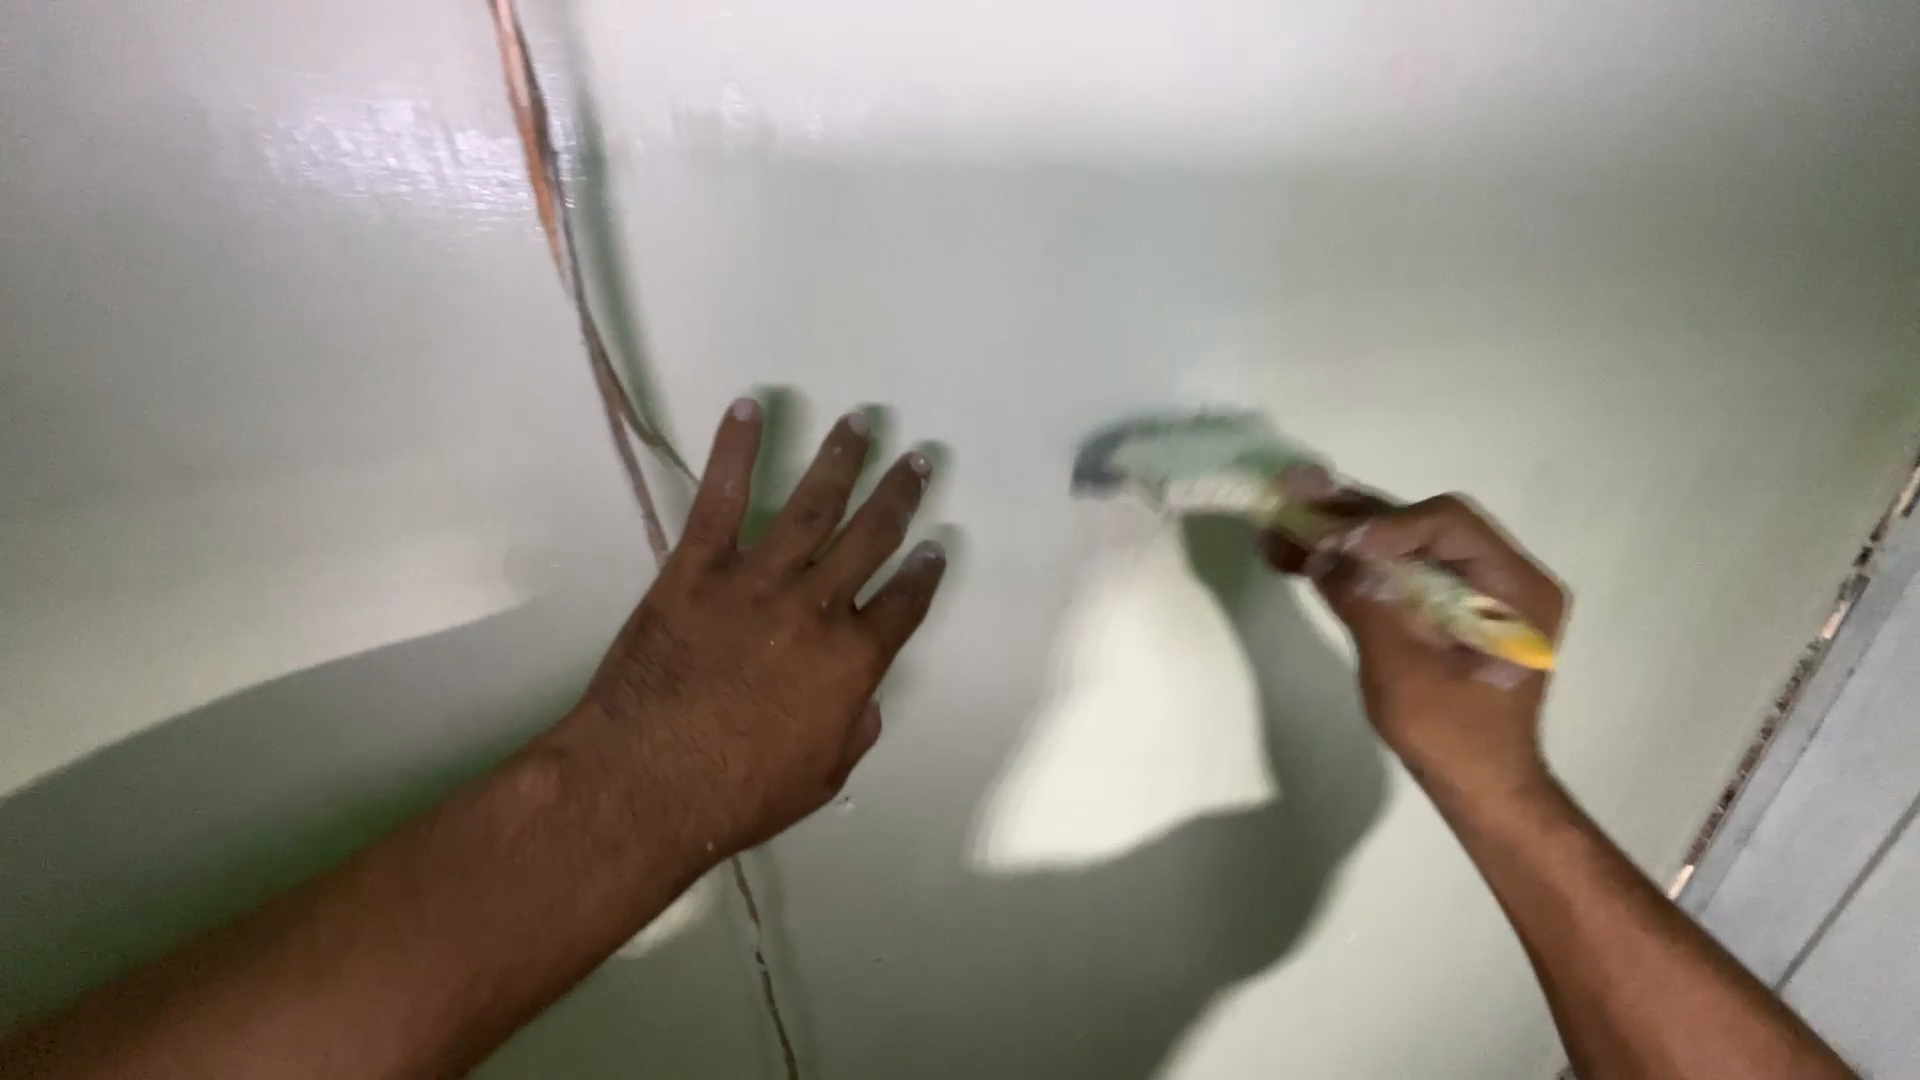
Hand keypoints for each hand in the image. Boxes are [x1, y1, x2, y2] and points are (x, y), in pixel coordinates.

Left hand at [577, 398, 945, 858]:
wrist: (644, 783)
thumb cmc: (739, 791)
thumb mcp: (822, 775)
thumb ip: (855, 728)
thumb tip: (866, 697)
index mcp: (852, 659)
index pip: (905, 603)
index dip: (924, 573)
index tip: (934, 547)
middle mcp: (817, 607)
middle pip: (870, 538)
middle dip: (899, 497)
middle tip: (916, 461)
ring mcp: (757, 581)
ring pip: (812, 507)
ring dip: (840, 461)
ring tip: (859, 423)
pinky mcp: (698, 568)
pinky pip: (722, 499)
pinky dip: (736, 451)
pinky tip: (750, 409)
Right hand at [1265, 481, 1567, 803]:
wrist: (1474, 781)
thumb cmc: (1451, 733)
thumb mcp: (1403, 670)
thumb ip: (1366, 604)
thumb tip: (1320, 553)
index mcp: (1515, 588)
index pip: (1447, 525)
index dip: (1384, 524)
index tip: (1329, 540)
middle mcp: (1497, 575)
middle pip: (1416, 525)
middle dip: (1350, 518)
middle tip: (1292, 501)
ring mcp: (1466, 588)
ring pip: (1396, 544)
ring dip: (1339, 536)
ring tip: (1281, 524)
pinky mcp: (1437, 604)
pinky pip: (1390, 571)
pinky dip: (1345, 565)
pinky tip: (1296, 558)